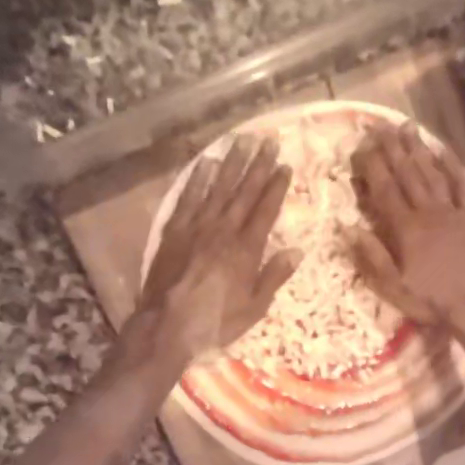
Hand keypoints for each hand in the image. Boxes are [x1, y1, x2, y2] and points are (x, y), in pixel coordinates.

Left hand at [134, 134, 301, 369]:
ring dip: (231, 162)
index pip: (266, 209)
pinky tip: (205, 162)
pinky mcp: (173, 231)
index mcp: (246, 249)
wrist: (167, 325)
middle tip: (268, 139)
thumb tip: (297, 251)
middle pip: (244, 191)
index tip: (285, 165)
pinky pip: (188, 197)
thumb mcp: (254, 308)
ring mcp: (196, 227)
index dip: (276, 186)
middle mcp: (223, 229)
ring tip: (242, 139)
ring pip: (217, 186)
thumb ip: (274, 277)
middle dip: (258, 164)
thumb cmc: (215, 323)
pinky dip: (197, 178)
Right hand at [350, 122, 464, 339]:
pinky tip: (442, 149)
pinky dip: (452, 165)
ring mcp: (451, 211)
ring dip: (418, 149)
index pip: (384, 190)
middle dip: (392, 148)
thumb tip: (347, 227)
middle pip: (407, 174)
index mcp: (404, 229)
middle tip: (381, 125)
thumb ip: (370, 255)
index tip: (362, 145)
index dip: (372, 166)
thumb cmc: (428, 299)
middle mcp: (427, 212)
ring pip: (432, 173)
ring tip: (406, 127)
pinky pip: (461, 184)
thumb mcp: (391, 286)